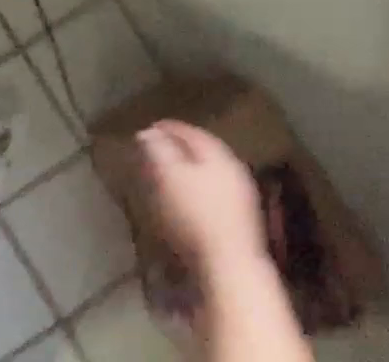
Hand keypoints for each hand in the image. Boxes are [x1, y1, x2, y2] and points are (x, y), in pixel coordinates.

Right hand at [139, 120, 265, 272]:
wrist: (230, 263)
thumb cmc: (194, 212)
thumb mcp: (168, 174)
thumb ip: (157, 149)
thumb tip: (148, 132)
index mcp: (219, 156)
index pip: (192, 132)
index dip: (168, 127)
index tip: (148, 127)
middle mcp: (234, 171)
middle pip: (202, 151)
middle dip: (177, 147)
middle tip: (154, 147)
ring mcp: (240, 195)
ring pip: (207, 171)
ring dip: (186, 167)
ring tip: (163, 170)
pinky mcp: (238, 217)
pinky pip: (211, 189)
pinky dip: (194, 184)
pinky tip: (181, 194)